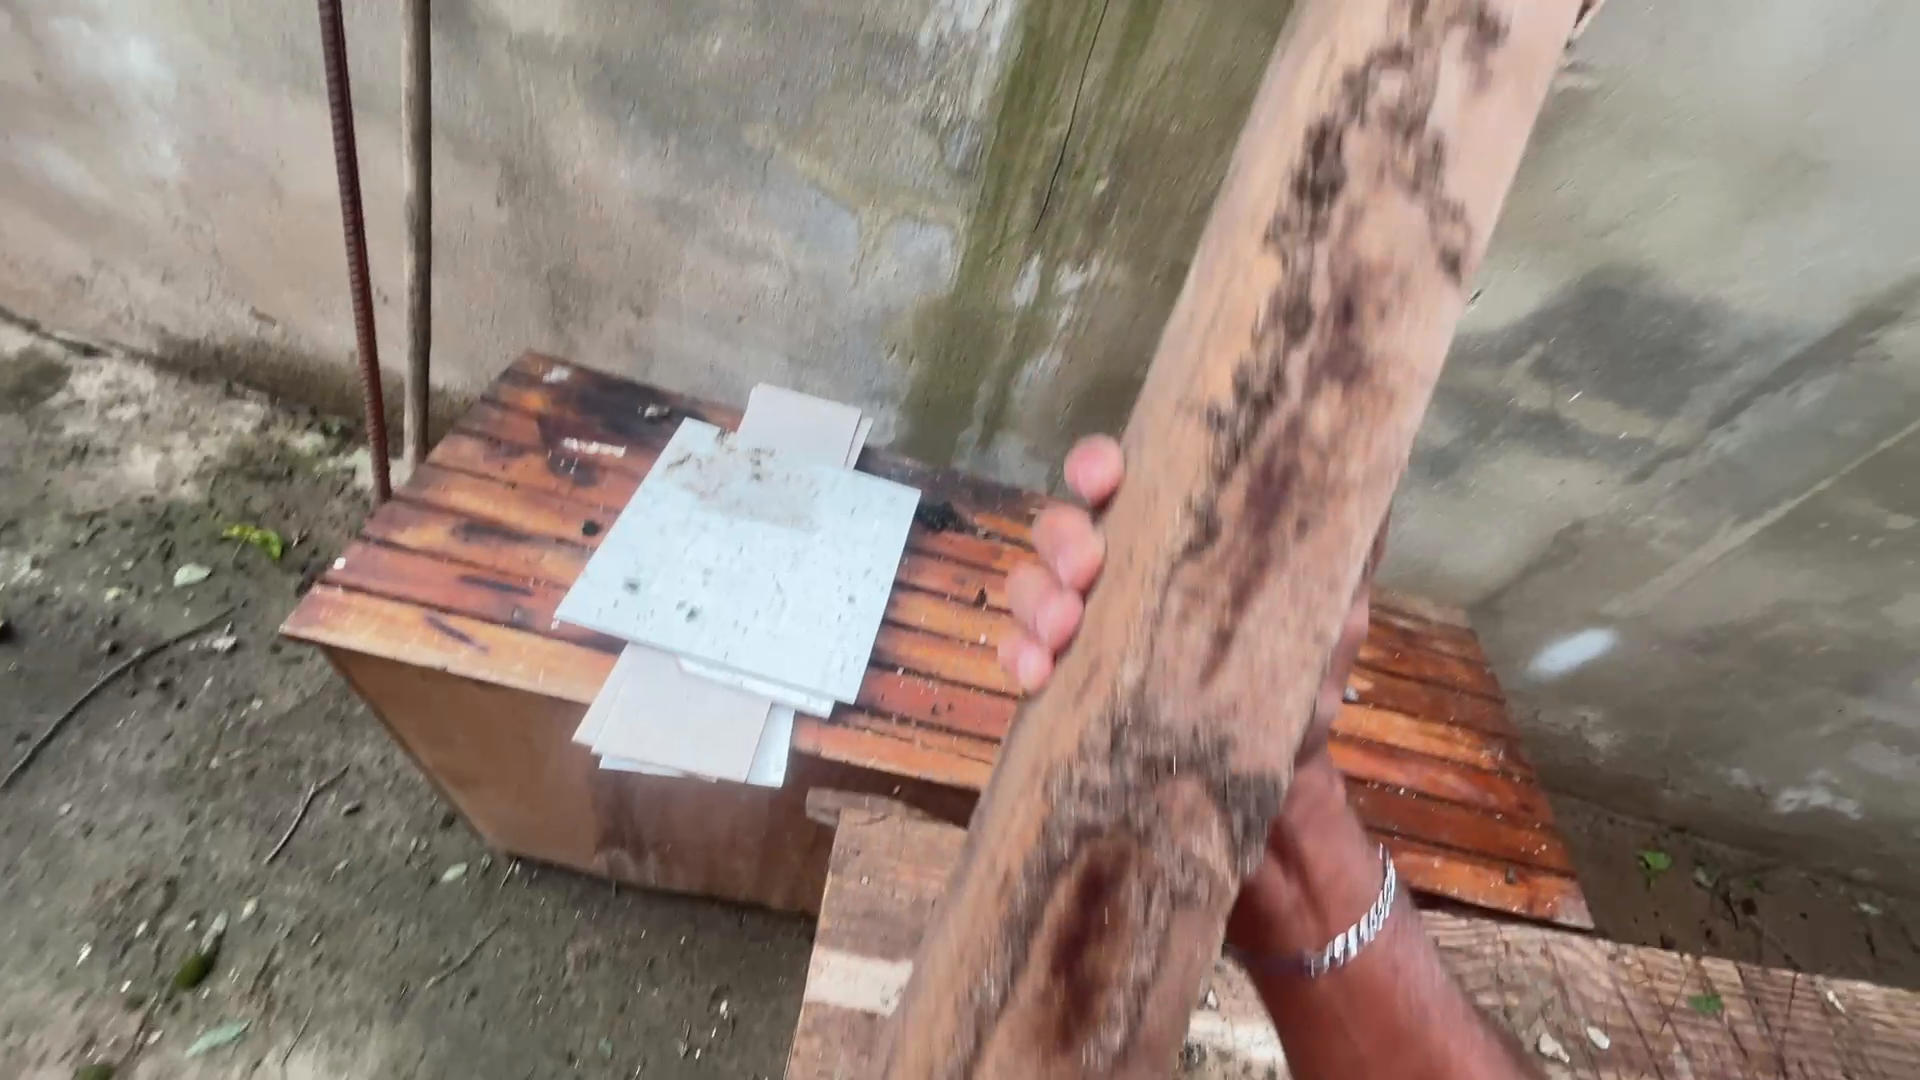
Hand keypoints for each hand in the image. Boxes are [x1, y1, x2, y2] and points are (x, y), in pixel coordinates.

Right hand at [997, 436, 1375, 772]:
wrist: (1266, 780)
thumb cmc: (1291, 685)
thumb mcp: (1328, 622)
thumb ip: (1339, 566)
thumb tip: (1372, 498)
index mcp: (1167, 537)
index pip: (1119, 481)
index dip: (1098, 467)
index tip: (1105, 478)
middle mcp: (1113, 570)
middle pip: (1060, 527)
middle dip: (1062, 539)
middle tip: (1086, 570)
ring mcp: (1078, 622)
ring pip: (1028, 582)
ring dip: (1035, 599)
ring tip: (1061, 631)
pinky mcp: (1059, 677)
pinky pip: (1017, 651)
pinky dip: (1018, 656)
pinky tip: (1035, 676)